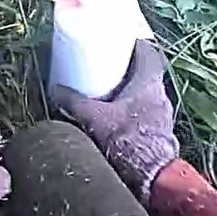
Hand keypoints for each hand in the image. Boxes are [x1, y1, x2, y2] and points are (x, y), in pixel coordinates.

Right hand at [48, 40, 178, 199]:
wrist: (150, 176)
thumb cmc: (124, 138)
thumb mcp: (92, 116)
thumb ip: (72, 101)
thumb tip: (54, 90)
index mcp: (148, 85)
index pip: (150, 55)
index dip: (137, 45)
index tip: (122, 39)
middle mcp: (160, 96)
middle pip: (147, 73)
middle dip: (128, 67)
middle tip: (107, 63)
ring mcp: (162, 115)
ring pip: (146, 93)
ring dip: (129, 89)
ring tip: (107, 88)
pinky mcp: (158, 131)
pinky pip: (145, 110)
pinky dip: (131, 107)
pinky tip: (114, 113)